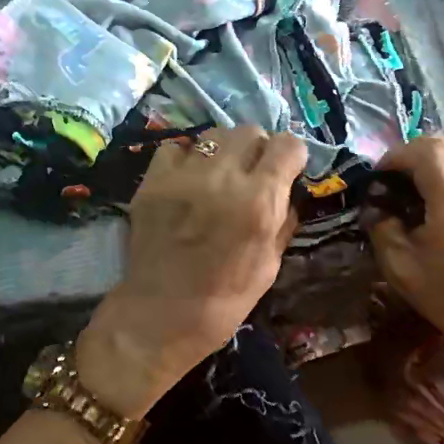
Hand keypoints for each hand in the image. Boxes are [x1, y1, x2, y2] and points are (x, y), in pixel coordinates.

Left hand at [78, 125, 306, 417]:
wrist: (162, 312)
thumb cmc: (225, 298)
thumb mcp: (270, 264)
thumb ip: (282, 220)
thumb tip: (287, 191)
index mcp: (259, 200)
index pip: (288, 144)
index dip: (291, 155)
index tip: (286, 169)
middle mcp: (223, 177)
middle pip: (249, 131)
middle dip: (257, 148)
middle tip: (251, 171)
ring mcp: (183, 175)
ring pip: (213, 134)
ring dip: (222, 150)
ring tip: (217, 173)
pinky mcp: (152, 180)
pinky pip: (174, 147)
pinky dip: (184, 157)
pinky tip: (185, 179)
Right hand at [364, 136, 443, 340]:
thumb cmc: (439, 291)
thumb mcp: (395, 262)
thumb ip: (380, 223)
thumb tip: (375, 200)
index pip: (430, 152)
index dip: (399, 154)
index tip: (382, 175)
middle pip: (443, 148)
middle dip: (410, 159)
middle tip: (392, 182)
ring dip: (429, 169)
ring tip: (414, 194)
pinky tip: (438, 204)